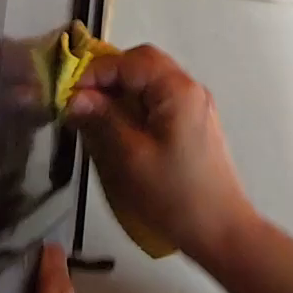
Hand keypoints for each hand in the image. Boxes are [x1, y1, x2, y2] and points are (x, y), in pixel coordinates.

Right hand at [66, 45, 257, 264]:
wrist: (221, 231)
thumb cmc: (174, 195)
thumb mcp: (130, 157)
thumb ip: (102, 120)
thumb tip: (75, 97)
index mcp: (178, 90)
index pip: (131, 61)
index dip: (97, 72)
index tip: (71, 95)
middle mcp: (190, 88)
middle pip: (144, 64)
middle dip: (109, 77)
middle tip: (82, 101)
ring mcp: (196, 105)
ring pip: (151, 81)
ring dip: (122, 91)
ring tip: (96, 116)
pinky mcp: (194, 123)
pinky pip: (160, 99)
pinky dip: (137, 105)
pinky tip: (120, 129)